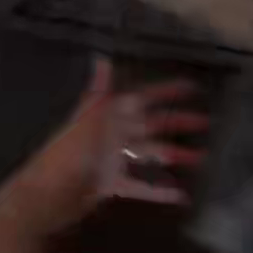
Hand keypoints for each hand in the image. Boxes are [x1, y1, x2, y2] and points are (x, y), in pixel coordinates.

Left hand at [0, 59, 206, 243]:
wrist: (44, 197)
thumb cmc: (68, 154)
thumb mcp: (86, 119)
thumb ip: (99, 91)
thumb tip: (101, 55)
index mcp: (109, 113)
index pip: (144, 97)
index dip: (166, 91)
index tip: (193, 87)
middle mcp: (113, 132)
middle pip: (151, 124)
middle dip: (177, 122)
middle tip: (209, 123)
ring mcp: (113, 159)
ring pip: (149, 153)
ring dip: (173, 155)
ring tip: (203, 158)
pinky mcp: (111, 185)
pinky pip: (140, 185)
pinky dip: (158, 188)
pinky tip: (180, 195)